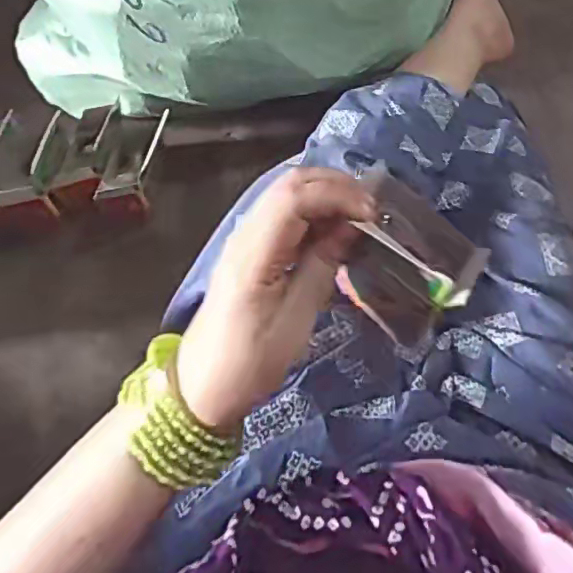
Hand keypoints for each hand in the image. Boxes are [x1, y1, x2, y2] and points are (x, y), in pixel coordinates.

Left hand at [176, 168, 377, 429]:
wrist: (202, 388)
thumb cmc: (250, 362)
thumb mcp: (297, 319)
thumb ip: (323, 265)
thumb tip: (350, 227)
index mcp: (254, 252)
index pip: (295, 197)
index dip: (337, 194)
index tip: (370, 214)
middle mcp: (246, 233)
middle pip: (291, 184)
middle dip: (336, 186)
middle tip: (371, 209)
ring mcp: (245, 237)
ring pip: (288, 192)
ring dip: (326, 195)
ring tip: (359, 216)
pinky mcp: (251, 246)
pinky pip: (285, 212)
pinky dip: (315, 209)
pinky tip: (335, 228)